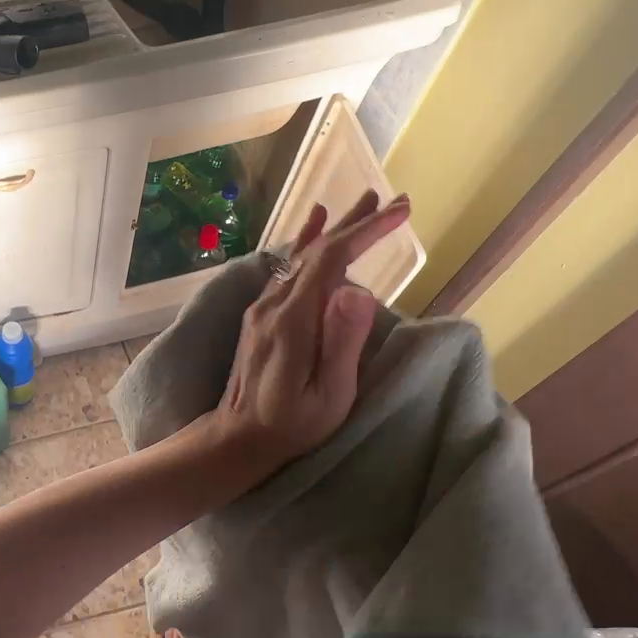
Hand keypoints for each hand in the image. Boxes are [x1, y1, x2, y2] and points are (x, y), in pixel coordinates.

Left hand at [209, 191, 409, 476]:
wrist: (236, 437)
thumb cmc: (290, 425)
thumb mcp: (328, 394)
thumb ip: (341, 343)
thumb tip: (355, 291)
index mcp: (292, 321)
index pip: (330, 260)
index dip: (365, 232)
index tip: (401, 212)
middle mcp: (272, 305)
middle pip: (315, 251)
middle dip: (355, 224)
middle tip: (395, 200)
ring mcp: (261, 308)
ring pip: (299, 257)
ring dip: (333, 230)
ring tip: (363, 205)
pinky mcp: (259, 316)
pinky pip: (285, 270)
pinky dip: (304, 245)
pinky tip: (312, 229)